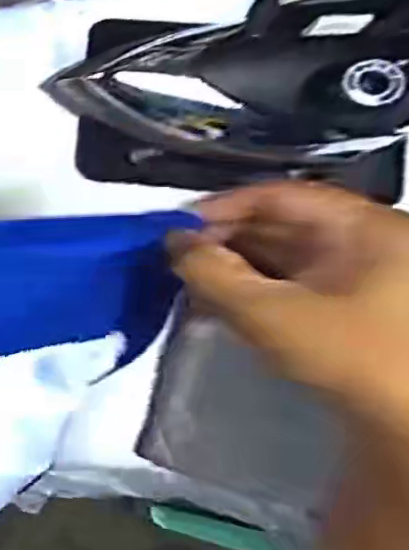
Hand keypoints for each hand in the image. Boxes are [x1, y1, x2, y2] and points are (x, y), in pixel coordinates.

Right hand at [168, 180, 408, 429]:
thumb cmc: (351, 353)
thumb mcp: (263, 309)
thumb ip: (206, 269)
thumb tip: (174, 241)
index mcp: (370, 229)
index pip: (278, 195)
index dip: (218, 207)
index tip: (170, 233)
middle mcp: (379, 240)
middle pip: (282, 222)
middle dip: (219, 238)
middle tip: (171, 261)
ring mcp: (376, 272)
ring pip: (286, 251)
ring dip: (231, 263)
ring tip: (189, 284)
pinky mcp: (366, 301)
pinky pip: (299, 275)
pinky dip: (255, 283)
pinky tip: (220, 303)